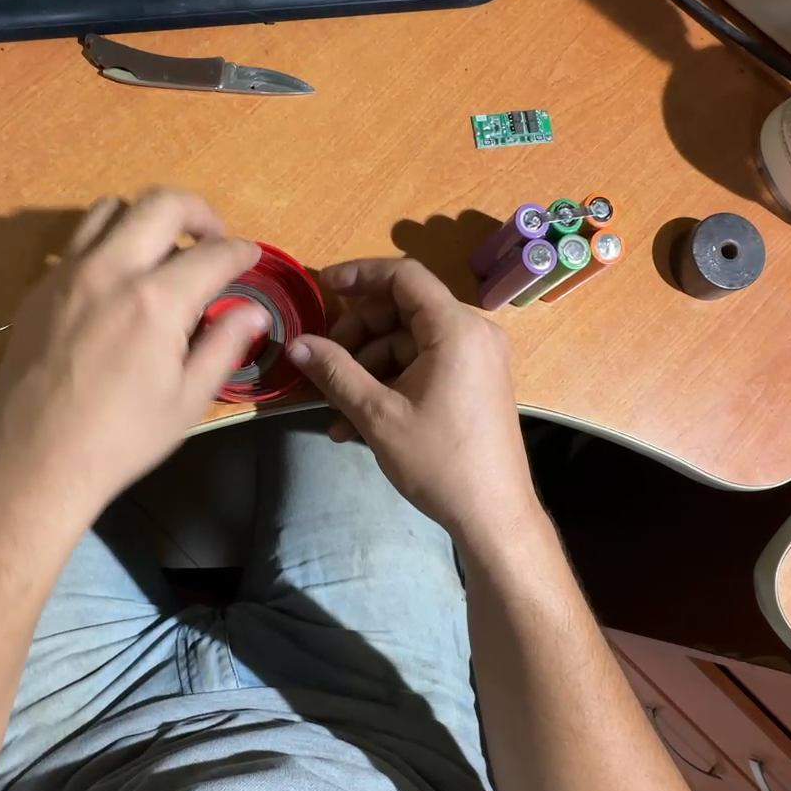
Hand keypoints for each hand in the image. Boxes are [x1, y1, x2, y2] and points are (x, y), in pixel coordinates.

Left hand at [0, 189, 264, 522]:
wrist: (39, 461)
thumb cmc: (124, 439)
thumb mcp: (189, 399)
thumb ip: (225, 345)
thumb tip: (254, 312)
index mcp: (156, 301)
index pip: (213, 254)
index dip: (241, 252)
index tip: (250, 256)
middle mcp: (110, 270)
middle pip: (161, 203)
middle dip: (198, 211)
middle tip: (212, 236)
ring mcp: (67, 274)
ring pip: (110, 209)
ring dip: (146, 219)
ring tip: (162, 251)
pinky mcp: (38, 289)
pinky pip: (77, 242)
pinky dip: (107, 244)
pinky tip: (116, 283)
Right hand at [287, 259, 536, 546]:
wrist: (493, 515)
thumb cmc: (438, 461)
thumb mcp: (377, 415)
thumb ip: (335, 373)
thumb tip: (297, 344)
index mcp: (456, 329)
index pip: (404, 277)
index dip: (359, 275)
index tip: (322, 286)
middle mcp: (473, 333)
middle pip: (403, 311)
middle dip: (357, 336)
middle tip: (325, 365)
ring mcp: (477, 359)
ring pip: (408, 344)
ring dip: (367, 371)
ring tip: (335, 413)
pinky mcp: (475, 383)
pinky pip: (424, 367)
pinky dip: (390, 385)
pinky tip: (357, 424)